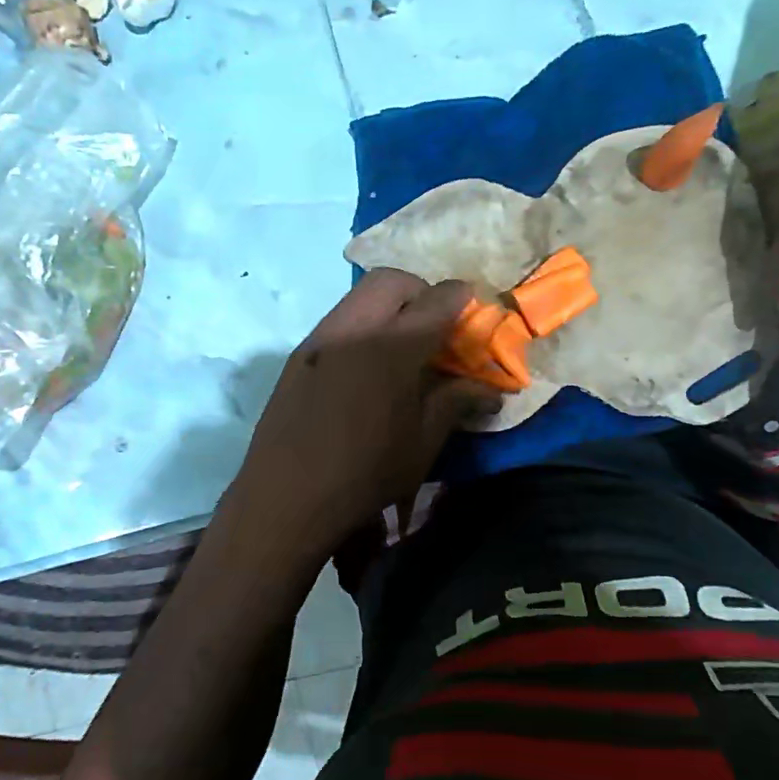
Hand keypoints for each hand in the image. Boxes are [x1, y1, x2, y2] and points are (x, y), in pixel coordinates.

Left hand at [226, 269, 498, 544]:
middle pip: (393, 280)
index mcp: (392, 348)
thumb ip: (457, 402)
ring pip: (360, 296)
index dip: (465, 298)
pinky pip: (339, 320)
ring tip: (404, 347)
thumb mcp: (423, 442)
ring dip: (390, 306)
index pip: (438, 299)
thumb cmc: (365, 474)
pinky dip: (364, 325)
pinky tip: (369, 367)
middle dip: (423, 292)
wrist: (286, 499)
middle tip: (438, 328)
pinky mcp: (299, 355)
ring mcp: (320, 339)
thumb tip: (492, 390)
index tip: (479, 313)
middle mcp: (353, 329)